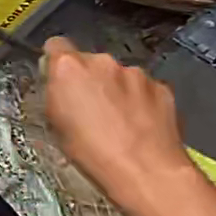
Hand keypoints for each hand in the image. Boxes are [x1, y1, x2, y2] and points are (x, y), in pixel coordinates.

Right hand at [41, 37, 200, 205]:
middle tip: (86, 108)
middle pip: (89, 62)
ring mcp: (135, 73)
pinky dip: (137, 101)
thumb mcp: (55, 123)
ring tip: (114, 121)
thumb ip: (56, 94)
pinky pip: (141, 88)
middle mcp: (102, 62)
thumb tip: (59, 86)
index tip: (56, 78)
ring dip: (113, 90)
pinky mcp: (160, 86)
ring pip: (117, 75)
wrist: (144, 169)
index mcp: (69, 67)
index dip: (54, 61)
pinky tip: (136, 125)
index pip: (55, 45)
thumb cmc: (90, 150)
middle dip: (87, 79)